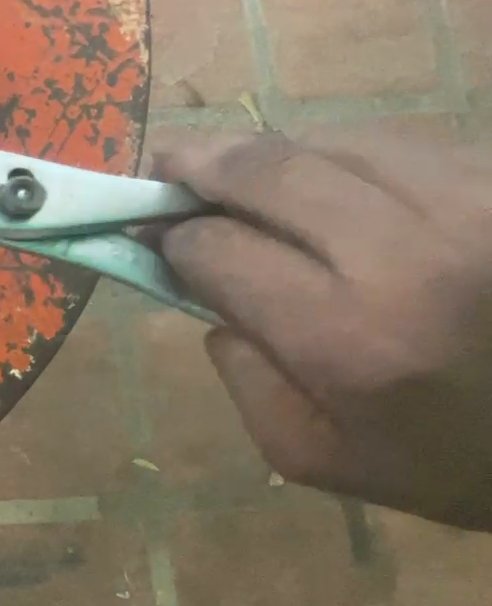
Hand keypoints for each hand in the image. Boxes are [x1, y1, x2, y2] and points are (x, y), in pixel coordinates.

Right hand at [158, 133, 491, 530]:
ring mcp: (486, 210)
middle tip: (163, 167)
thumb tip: (205, 292)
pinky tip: (331, 180)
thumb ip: (241, 374)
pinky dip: (349, 155)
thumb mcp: (311, 451)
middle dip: (195, 164)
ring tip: (242, 172)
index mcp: (346, 338)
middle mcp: (413, 259)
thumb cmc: (454, 462)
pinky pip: (414, 145)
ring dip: (272, 154)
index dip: (167, 237)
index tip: (147, 237)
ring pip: (340, 142)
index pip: (214, 248)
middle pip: (269, 172)